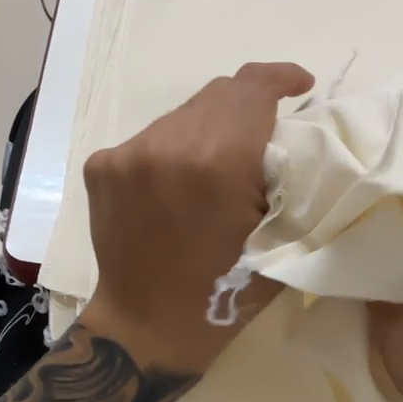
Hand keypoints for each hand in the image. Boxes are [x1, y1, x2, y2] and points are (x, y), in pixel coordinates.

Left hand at [80, 62, 313, 377]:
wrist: (147, 324)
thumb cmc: (226, 291)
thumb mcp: (283, 232)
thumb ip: (291, 173)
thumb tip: (295, 132)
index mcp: (217, 159)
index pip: (252, 86)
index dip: (282, 77)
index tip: (300, 86)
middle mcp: (165, 144)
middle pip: (217, 95)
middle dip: (247, 108)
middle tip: (264, 139)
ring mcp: (126, 153)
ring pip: (182, 115)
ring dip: (206, 131)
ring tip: (216, 170)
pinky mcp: (102, 166)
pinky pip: (149, 138)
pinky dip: (171, 151)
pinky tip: (177, 185)